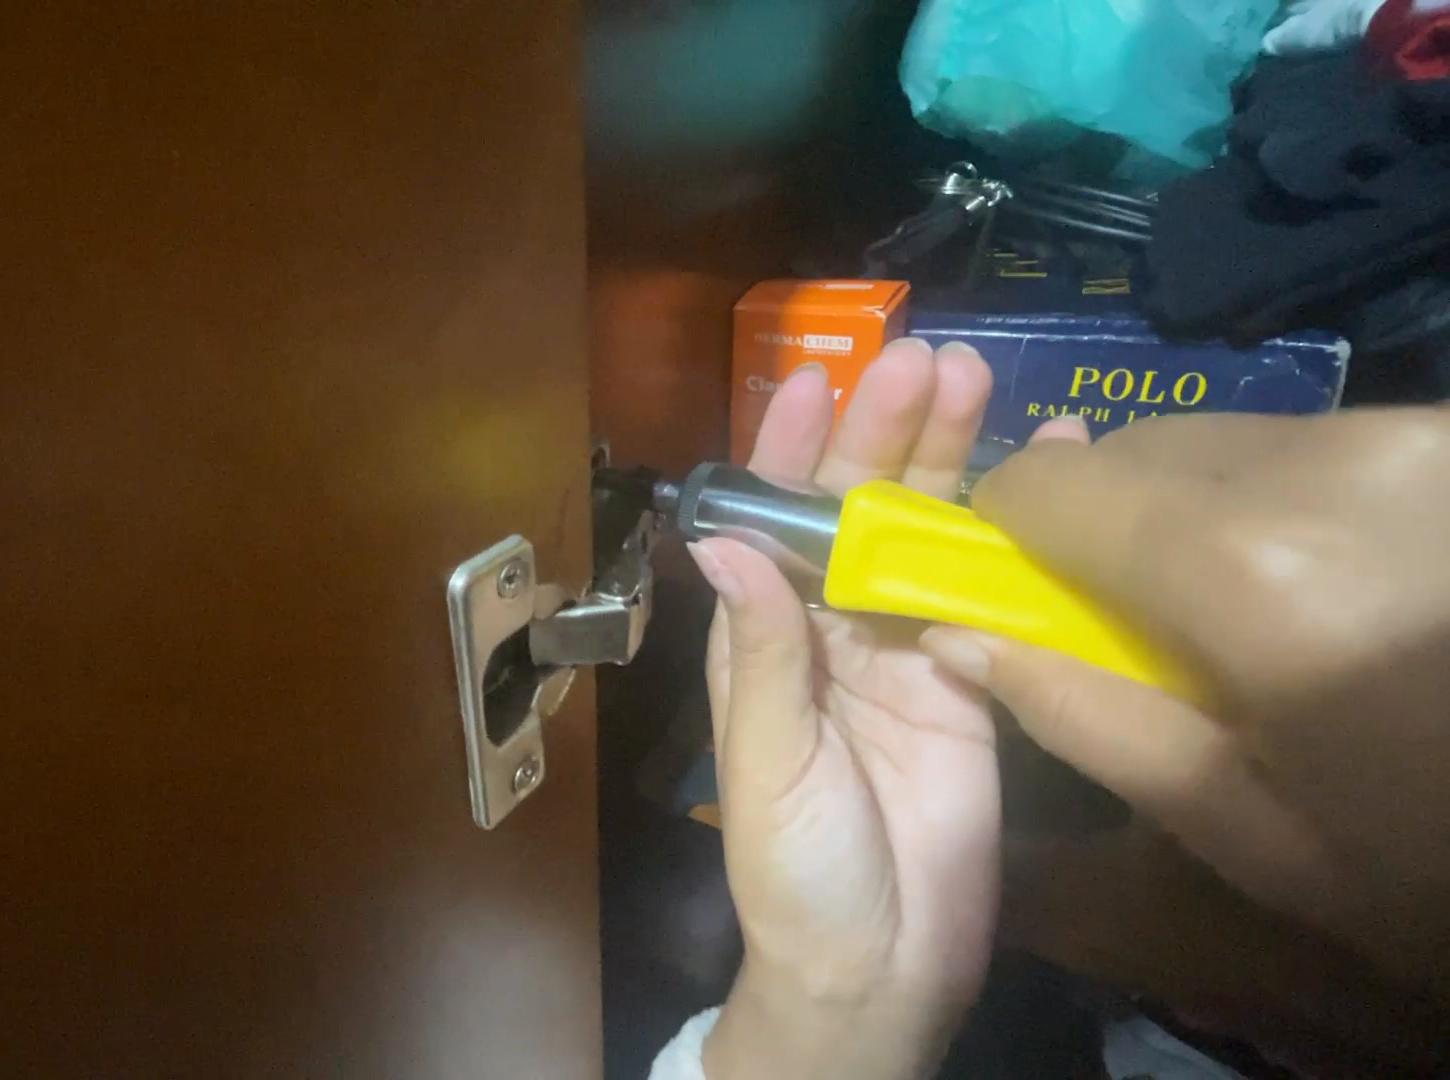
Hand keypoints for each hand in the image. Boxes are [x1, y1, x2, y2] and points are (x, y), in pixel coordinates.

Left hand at [695, 340, 1031, 1079]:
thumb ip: (760, 648)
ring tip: (974, 379)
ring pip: (921, 536)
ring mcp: (902, 647)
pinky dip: (1015, 535)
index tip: (810, 381)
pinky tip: (1048, 471)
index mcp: (765, 634)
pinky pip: (988, 594)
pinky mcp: (970, 682)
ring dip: (946, 460)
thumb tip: (720, 541)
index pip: (773, 522)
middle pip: (854, 512)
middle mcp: (828, 624)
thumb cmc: (795, 861)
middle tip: (920, 359)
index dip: (788, 452)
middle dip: (881, 434)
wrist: (877, 958)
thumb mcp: (766, 751)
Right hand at [921, 407, 1449, 1000]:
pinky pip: (1306, 444)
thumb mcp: (1246, 828)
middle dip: (1102, 518)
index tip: (1028, 584)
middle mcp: (1335, 464)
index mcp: (1251, 568)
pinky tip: (1347, 574)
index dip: (1007, 528)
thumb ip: (1081, 717)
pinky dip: (1278, 496)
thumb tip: (956, 637)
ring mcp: (1426, 435)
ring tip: (1259, 596)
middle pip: (1125, 451)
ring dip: (1190, 505)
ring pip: (1214, 441)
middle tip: (1146, 608)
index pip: (1044, 485)